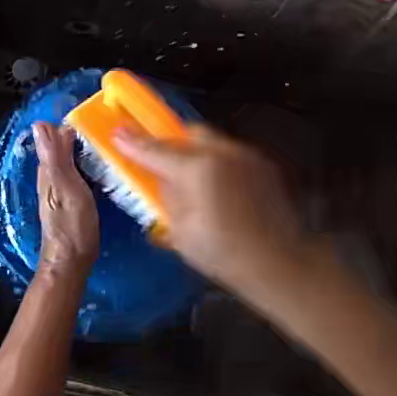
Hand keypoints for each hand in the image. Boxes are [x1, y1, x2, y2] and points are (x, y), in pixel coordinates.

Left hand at [32, 121, 98, 277]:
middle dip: (82, 136)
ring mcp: (62, 189)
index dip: (74, 125)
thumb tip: (40, 125)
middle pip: (65, 147)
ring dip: (88, 151)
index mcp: (48, 170)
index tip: (98, 117)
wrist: (72, 261)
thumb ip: (55, 157)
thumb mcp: (65, 187)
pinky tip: (106, 167)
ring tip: (113, 143)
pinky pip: (81, 174)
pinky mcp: (74, 199)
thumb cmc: (72, 224)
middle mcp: (52, 176)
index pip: (57, 136)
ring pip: (74, 161)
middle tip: (111, 129)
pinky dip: (91, 166)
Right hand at [117, 126, 314, 298]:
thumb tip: (159, 180)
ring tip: (190, 180)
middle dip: (170, 143)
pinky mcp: (261, 164)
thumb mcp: (180, 231)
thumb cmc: (224, 254)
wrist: (280, 263)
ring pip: (210, 141)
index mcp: (196, 170)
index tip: (116, 133)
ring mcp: (245, 155)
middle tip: (159, 162)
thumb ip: (165, 196)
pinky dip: (217, 164)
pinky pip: (229, 154)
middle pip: (185, 133)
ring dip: (194, 153)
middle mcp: (222, 153)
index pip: (155, 149)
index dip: (132, 141)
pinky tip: (218, 189)